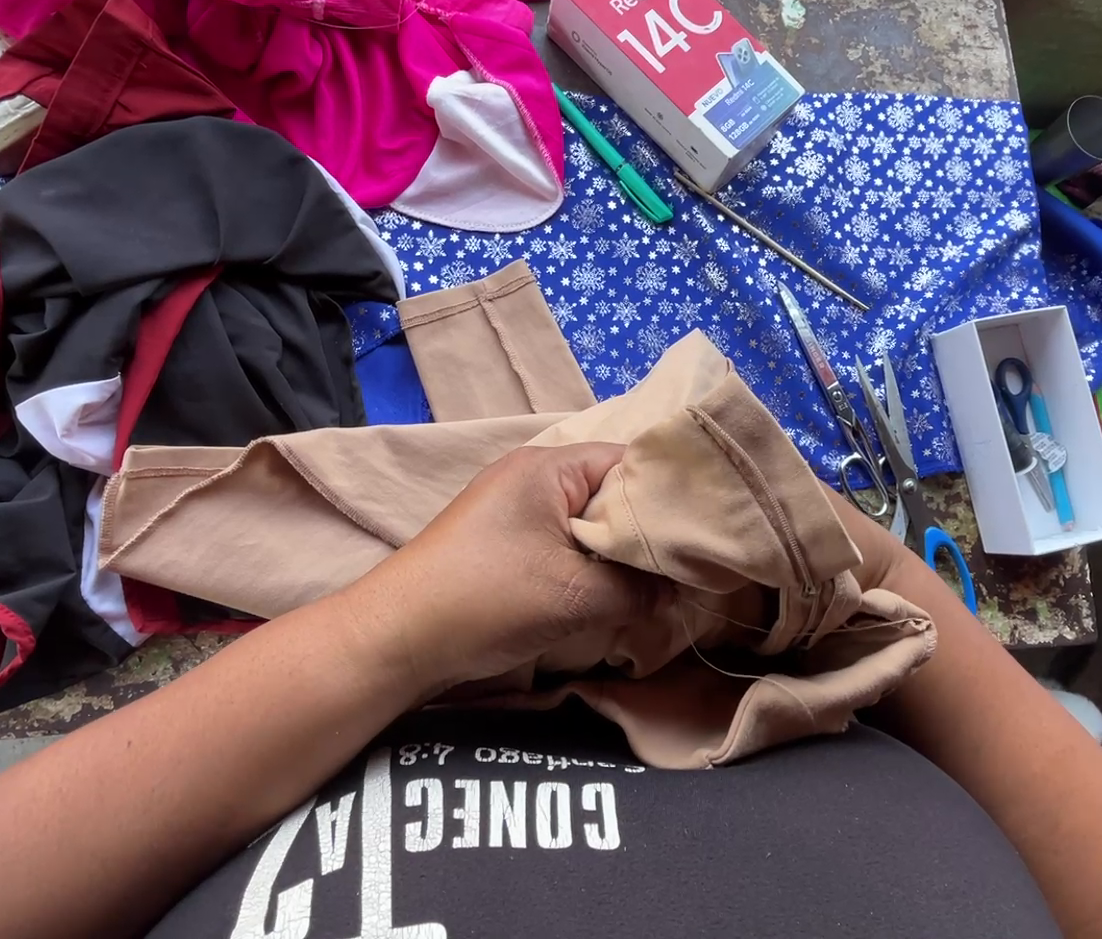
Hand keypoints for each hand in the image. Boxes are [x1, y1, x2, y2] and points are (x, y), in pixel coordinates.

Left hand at [341, 443, 666, 694]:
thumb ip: (639, 588)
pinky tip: (612, 591)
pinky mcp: (506, 539)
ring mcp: (516, 507)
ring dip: (616, 551)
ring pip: (588, 520)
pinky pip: (564, 539)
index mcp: (550, 467)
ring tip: (657, 581)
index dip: (670, 497)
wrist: (397, 638)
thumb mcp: (576, 597)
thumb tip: (680, 589)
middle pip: (611, 491)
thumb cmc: (487, 600)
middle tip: (687, 563)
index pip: (631, 463)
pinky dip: (589, 562)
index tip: (704, 533)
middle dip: (645, 529)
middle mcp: (533, 475)